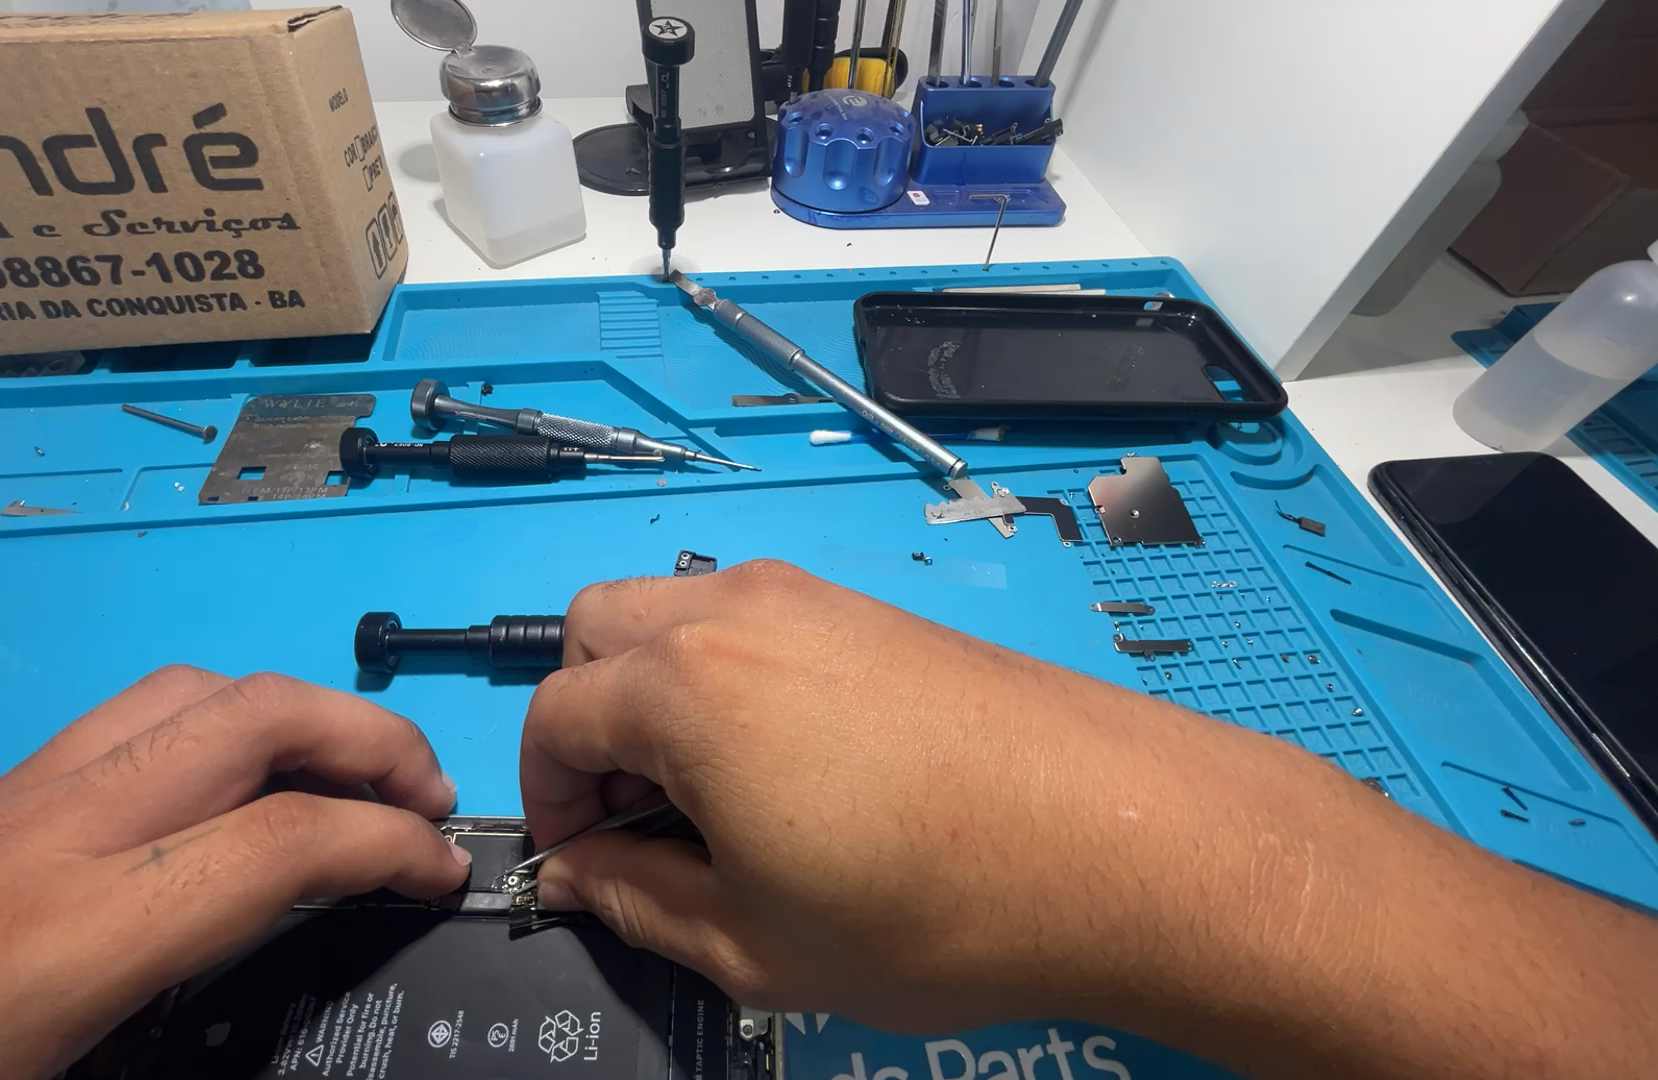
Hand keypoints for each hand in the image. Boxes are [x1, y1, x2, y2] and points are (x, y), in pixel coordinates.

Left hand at [0, 668, 468, 1079]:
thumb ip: (150, 1065)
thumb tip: (251, 1030)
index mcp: (43, 949)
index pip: (281, 843)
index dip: (392, 845)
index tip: (441, 871)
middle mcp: (30, 840)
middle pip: (255, 716)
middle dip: (374, 739)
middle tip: (424, 796)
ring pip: (193, 695)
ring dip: (303, 717)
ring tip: (345, 774)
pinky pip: (127, 723)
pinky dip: (221, 731)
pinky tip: (225, 789)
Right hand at [521, 562, 1657, 1073]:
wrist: (1111, 828)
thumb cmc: (921, 905)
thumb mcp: (753, 940)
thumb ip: (635, 898)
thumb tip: (574, 869)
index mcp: (682, 684)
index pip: (553, 713)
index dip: (546, 792)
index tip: (584, 853)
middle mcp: (727, 608)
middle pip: (596, 629)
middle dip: (585, 712)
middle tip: (636, 801)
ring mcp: (797, 591)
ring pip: (668, 608)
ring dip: (650, 683)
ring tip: (710, 776)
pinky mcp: (853, 599)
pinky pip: (741, 612)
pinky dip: (716, 665)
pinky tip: (784, 744)